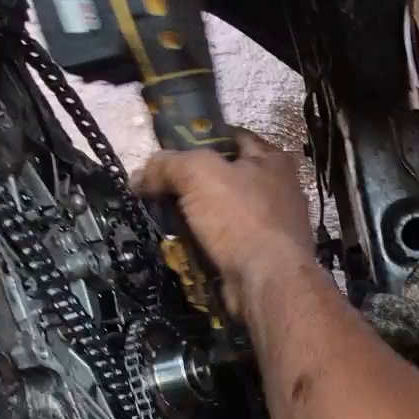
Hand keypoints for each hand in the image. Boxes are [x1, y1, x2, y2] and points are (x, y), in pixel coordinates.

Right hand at [136, 129, 319, 317]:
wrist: (269, 283)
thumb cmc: (241, 218)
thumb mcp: (198, 173)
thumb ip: (167, 165)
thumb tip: (140, 177)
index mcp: (273, 161)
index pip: (232, 136)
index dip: (199, 138)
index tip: (169, 149)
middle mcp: (279, 192)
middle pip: (226, 178)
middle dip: (192, 184)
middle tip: (160, 189)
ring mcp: (274, 228)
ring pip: (224, 214)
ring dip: (196, 218)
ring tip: (165, 219)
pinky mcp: (264, 259)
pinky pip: (228, 244)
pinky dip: (207, 245)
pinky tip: (185, 247)